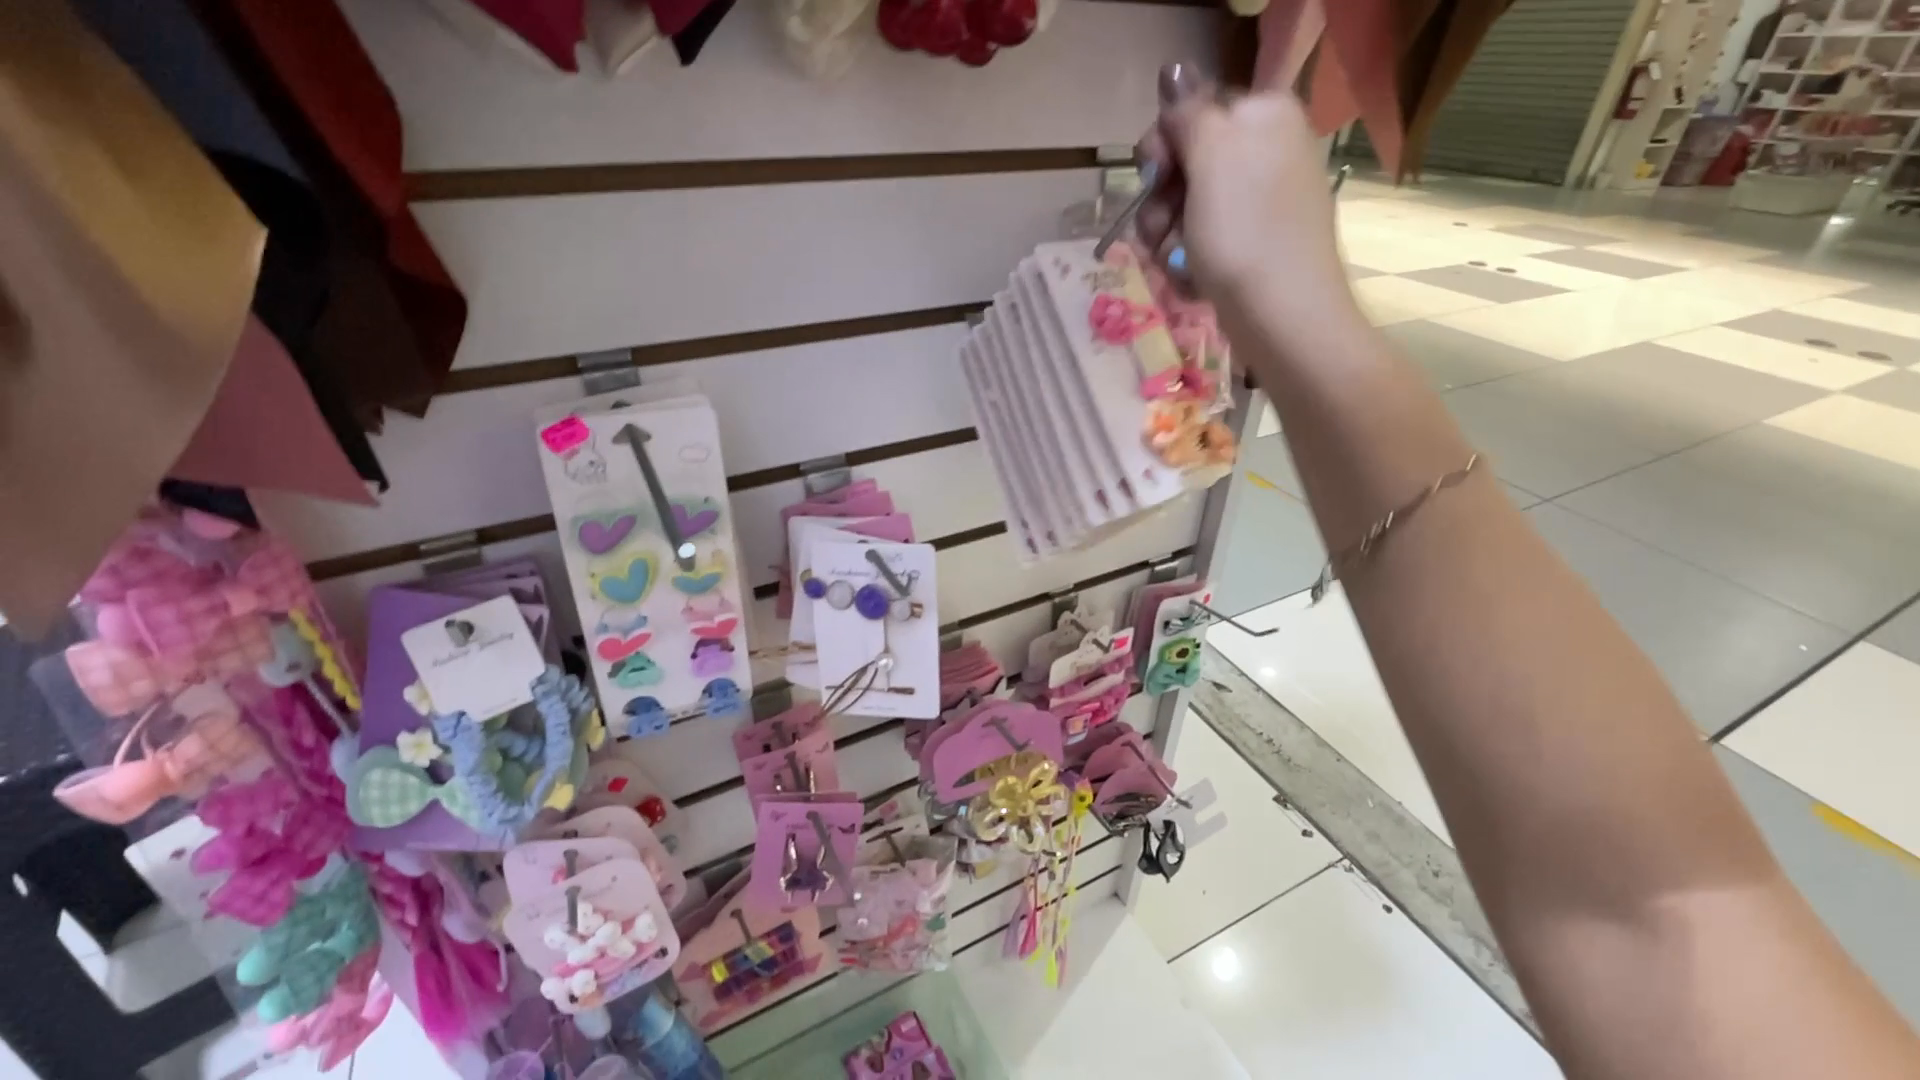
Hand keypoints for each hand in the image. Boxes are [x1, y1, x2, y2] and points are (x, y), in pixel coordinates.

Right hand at [1135, 65, 1357, 334]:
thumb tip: (1173, 71)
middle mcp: (1270, 151)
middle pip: (1189, 162)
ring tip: (1170, 261)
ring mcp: (1264, 203)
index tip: (1153, 174)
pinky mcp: (1256, 247)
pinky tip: (1188, 278)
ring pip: (1189, 207)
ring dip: (1166, 234)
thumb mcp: (1210, 156)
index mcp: (1265, 115)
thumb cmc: (1244, 232)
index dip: (1165, 143)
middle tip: (1157, 227)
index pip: (1195, 110)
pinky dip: (1188, 259)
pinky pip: (1206, 241)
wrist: (1284, 318)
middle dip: (1161, 197)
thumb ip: (1189, 111)